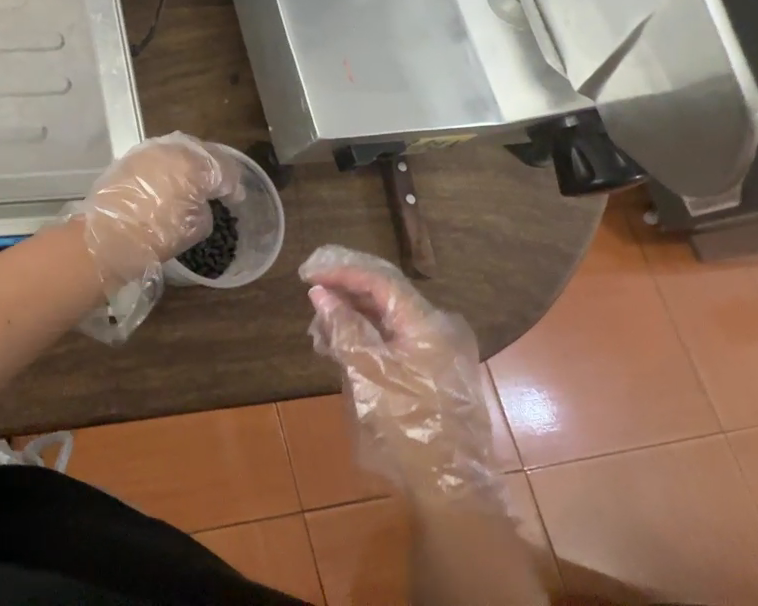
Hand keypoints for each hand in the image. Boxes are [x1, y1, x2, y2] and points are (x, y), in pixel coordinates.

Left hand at [76, 133, 240, 286]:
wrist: (107, 236)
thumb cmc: (157, 234)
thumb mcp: (197, 227)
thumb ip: (206, 207)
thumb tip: (201, 201)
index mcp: (194, 164)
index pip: (223, 168)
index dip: (233, 183)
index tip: (235, 197)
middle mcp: (172, 149)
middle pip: (201, 152)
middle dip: (212, 167)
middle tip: (217, 185)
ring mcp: (148, 150)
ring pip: (177, 150)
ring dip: (188, 163)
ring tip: (193, 181)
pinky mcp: (129, 158)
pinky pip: (157, 157)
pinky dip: (167, 166)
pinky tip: (169, 180)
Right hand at [300, 246, 495, 499]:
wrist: (450, 484)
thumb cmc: (407, 424)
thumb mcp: (367, 372)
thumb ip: (343, 327)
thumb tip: (319, 292)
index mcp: (428, 325)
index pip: (380, 281)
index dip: (342, 273)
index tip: (307, 274)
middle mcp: (440, 329)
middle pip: (387, 296)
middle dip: (346, 292)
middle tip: (310, 293)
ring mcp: (441, 350)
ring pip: (391, 317)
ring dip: (355, 314)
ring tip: (320, 325)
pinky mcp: (436, 370)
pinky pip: (398, 338)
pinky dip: (370, 335)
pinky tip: (343, 344)